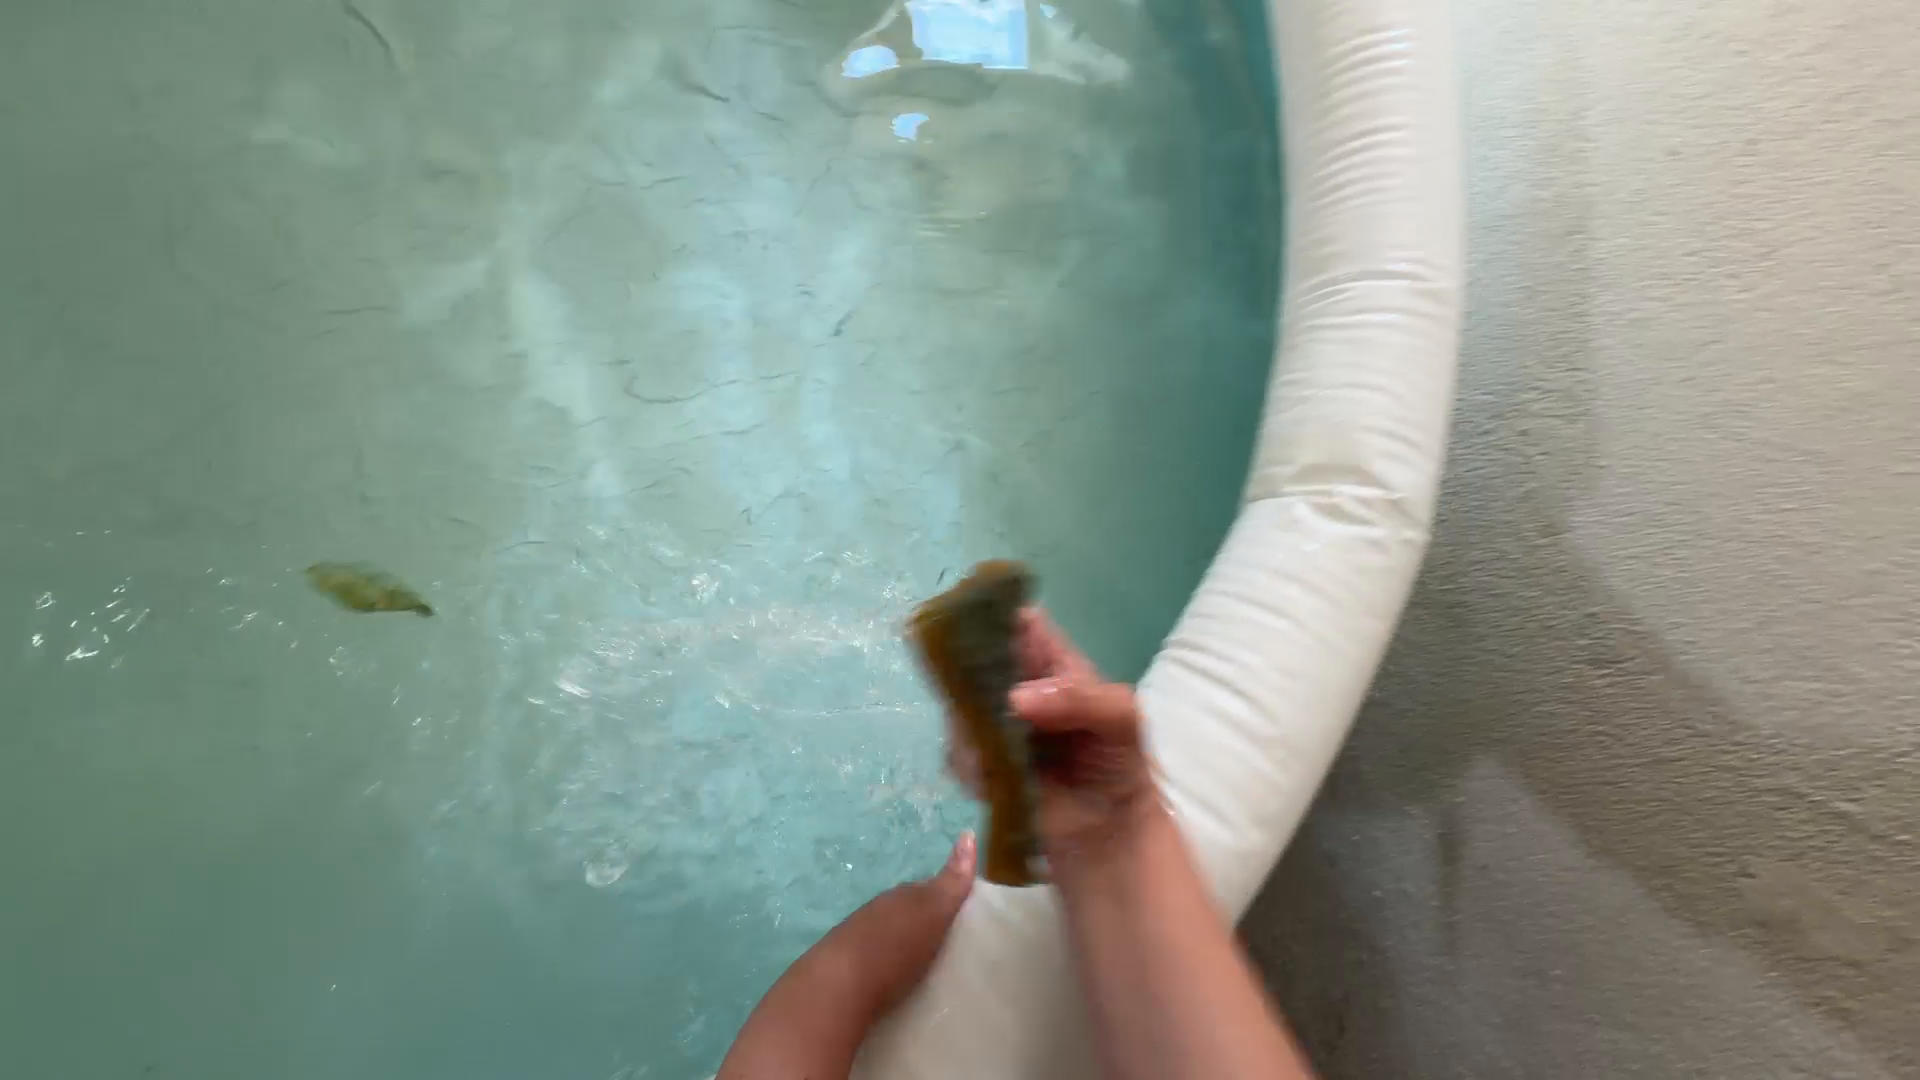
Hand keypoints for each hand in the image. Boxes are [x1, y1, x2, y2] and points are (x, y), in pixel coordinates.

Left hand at [717, 833, 975, 1079]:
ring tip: (922, 960)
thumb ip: (951, 881)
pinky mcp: (846, 964)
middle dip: (924, 919)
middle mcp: (880, 908)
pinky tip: (892, 975)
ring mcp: (858, 934)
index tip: (961, 912)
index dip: (945, 897)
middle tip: (946, 939)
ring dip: (902, 940)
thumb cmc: (893, 947)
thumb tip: (968, 833)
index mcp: (902, 895)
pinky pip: (873, 954)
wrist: (837, 987)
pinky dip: (886, 960)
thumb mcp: (932, 912)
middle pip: (907, 909)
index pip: (928, 888)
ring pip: (888, 930)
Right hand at [946, 608, 1160, 871]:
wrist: (1109, 828)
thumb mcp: (1120, 717)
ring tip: (1000, 752)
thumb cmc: (1119, 760)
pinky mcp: (979, 761)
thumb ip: (1080, 697)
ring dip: (972, 727)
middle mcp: (1013, 684)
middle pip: (974, 659)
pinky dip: (972, 763)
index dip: (993, 615)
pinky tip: (996, 777)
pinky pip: (958, 752)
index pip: (1015, 622)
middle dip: (971, 675)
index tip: (976, 627)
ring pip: (959, 706)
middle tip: (988, 702)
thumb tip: (1015, 699)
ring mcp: (992, 722)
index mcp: (1049, 661)